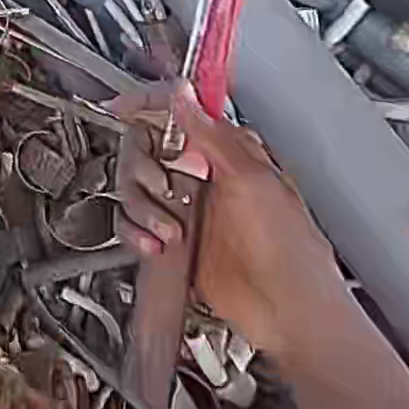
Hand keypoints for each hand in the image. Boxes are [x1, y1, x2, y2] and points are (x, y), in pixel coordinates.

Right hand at [111, 87, 352, 354]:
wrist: (285, 313)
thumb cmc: (287, 251)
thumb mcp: (251, 181)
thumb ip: (211, 135)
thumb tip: (183, 95)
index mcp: (223, 151)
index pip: (176, 113)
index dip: (146, 107)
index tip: (121, 108)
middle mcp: (199, 173)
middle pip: (141, 149)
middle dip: (144, 171)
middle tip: (165, 190)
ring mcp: (181, 205)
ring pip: (132, 186)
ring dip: (144, 208)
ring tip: (171, 231)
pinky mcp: (167, 235)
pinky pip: (129, 221)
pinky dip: (135, 232)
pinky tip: (158, 245)